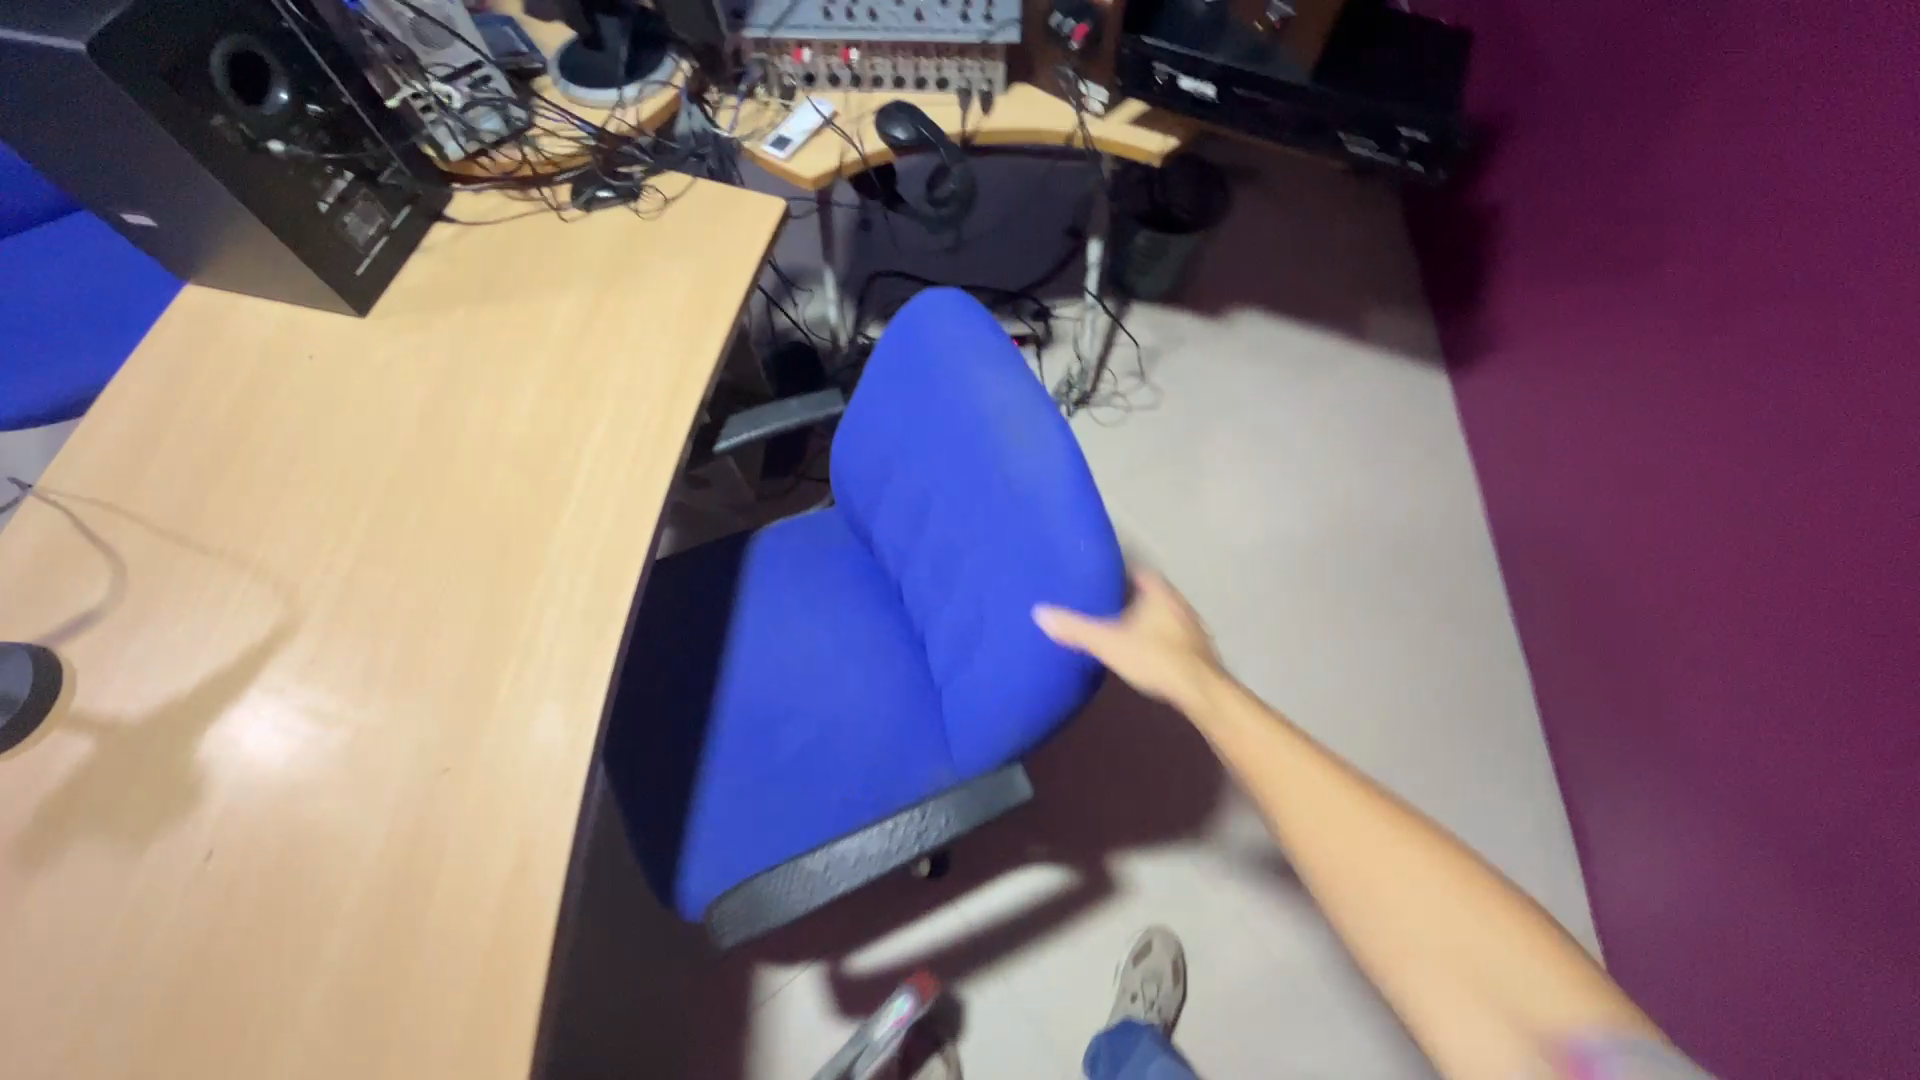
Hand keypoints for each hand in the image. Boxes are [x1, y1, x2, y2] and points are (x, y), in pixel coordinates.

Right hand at [1033, 569, 1222, 707]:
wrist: (1199, 690)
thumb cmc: (1153, 657)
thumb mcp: (1107, 643)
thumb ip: (1075, 628)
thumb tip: (1040, 612)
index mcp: (1159, 592)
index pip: (1140, 570)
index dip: (1123, 571)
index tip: (1106, 576)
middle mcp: (1180, 603)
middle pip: (1154, 592)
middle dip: (1135, 596)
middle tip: (1111, 603)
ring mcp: (1193, 627)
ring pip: (1167, 614)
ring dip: (1151, 618)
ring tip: (1127, 628)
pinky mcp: (1200, 650)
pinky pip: (1176, 635)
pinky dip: (1162, 638)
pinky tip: (1150, 652)